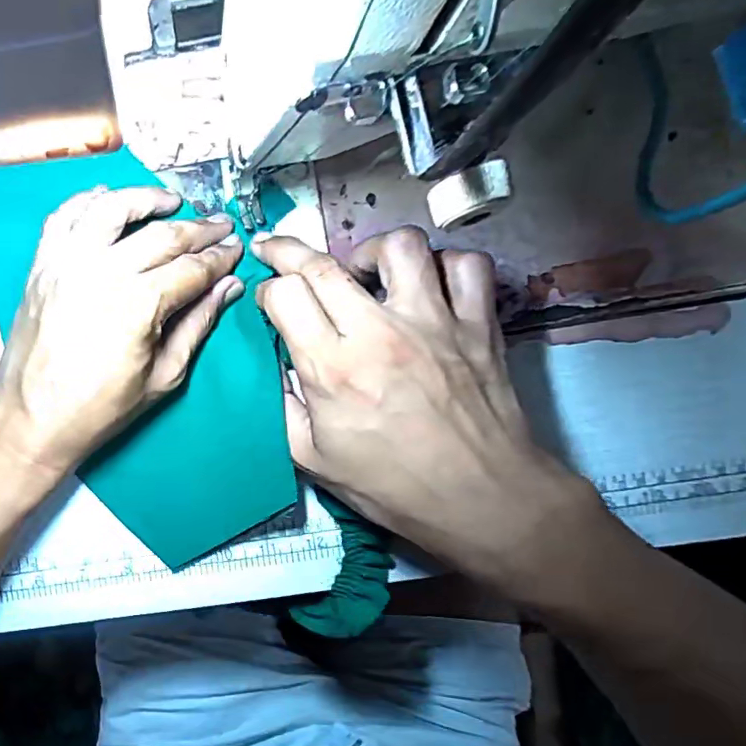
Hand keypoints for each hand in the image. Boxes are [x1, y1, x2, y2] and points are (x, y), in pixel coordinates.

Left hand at [0, 186, 243, 479]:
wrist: (33, 420)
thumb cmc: (101, 408)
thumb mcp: (164, 376)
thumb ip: (198, 324)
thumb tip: (229, 287)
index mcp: (139, 305)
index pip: (192, 268)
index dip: (220, 257)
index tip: (236, 248)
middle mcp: (103, 273)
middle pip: (162, 235)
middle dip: (199, 228)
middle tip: (220, 224)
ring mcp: (67, 263)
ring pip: (113, 209)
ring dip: (147, 198)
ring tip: (172, 200)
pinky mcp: (42, 264)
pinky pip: (65, 216)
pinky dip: (88, 200)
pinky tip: (109, 197)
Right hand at [252, 228, 603, 599]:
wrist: (479, 499)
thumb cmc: (393, 488)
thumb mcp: (315, 461)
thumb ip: (285, 407)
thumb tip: (278, 366)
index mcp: (334, 369)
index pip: (286, 295)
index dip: (267, 289)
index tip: (269, 299)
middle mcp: (380, 333)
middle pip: (324, 263)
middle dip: (289, 250)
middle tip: (281, 254)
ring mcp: (435, 322)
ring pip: (400, 246)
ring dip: (372, 250)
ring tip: (367, 273)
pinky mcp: (478, 324)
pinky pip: (466, 266)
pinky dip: (445, 265)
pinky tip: (430, 286)